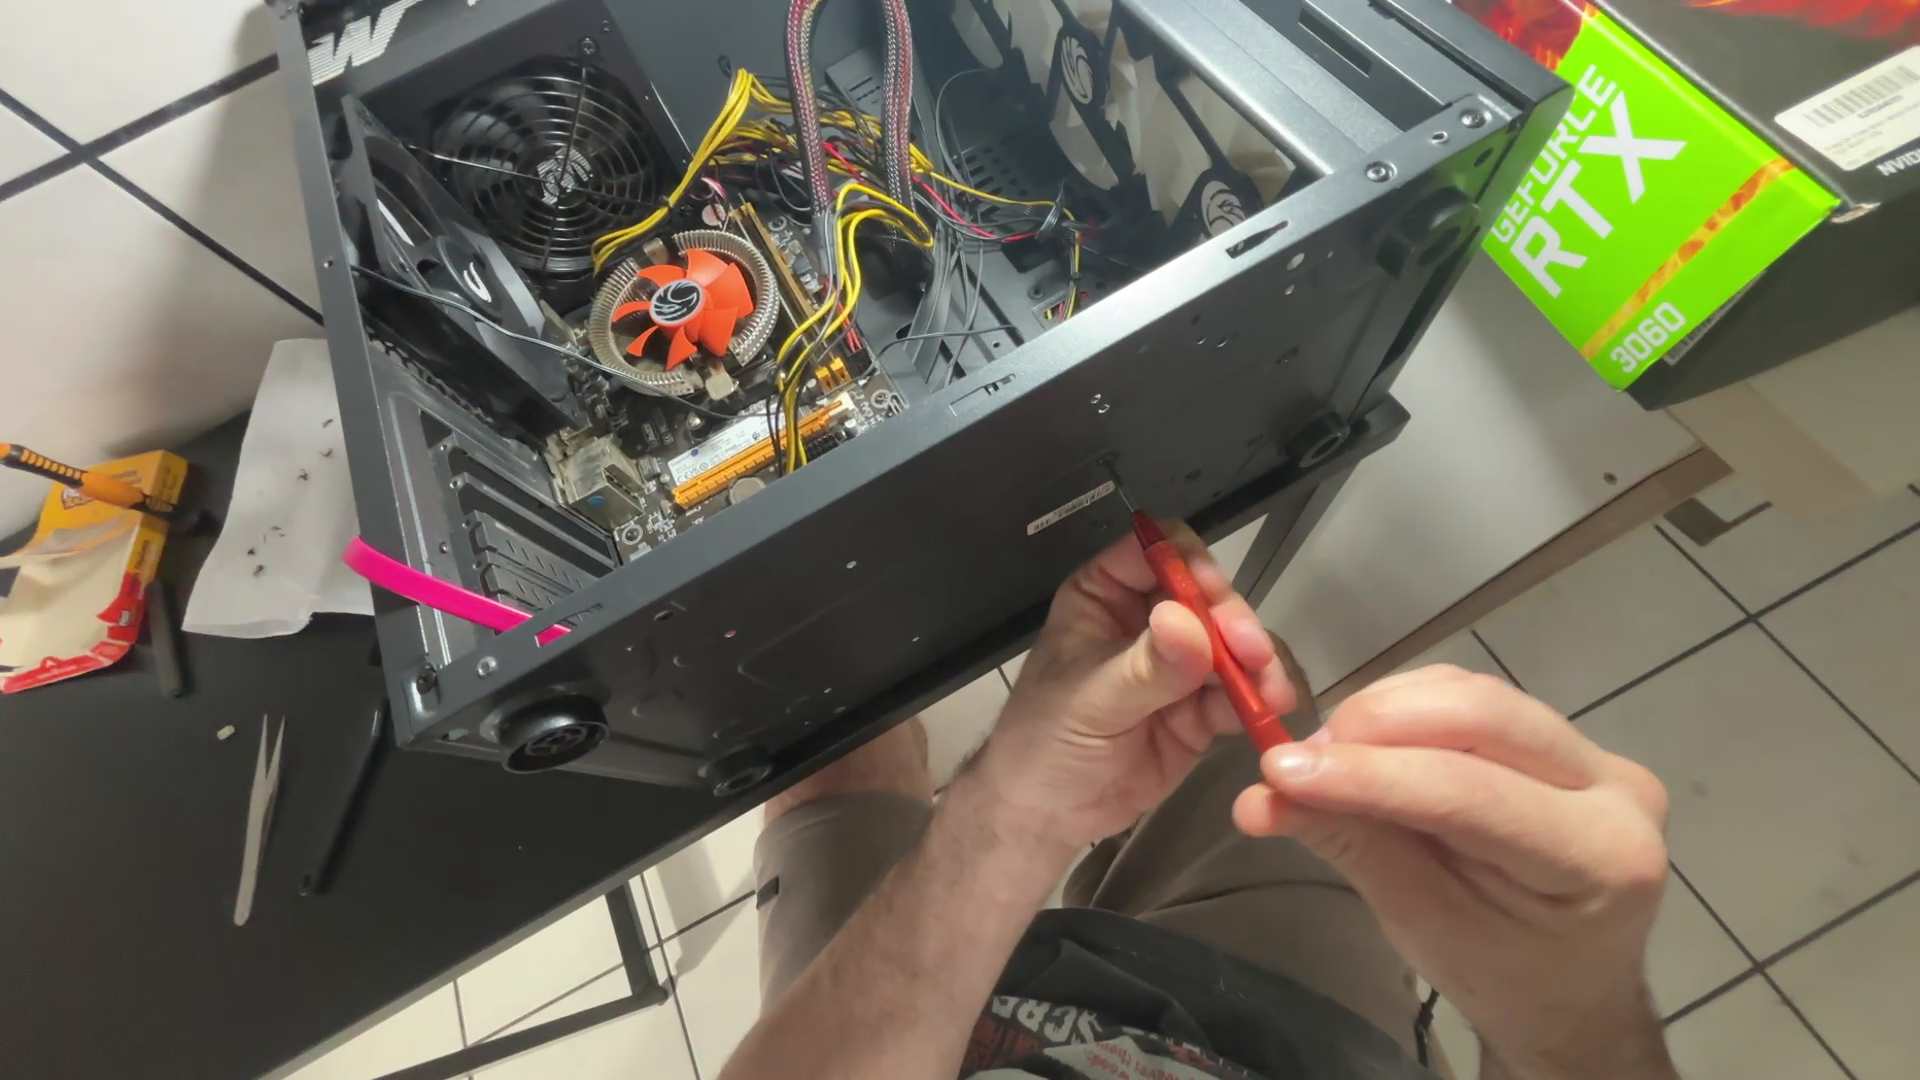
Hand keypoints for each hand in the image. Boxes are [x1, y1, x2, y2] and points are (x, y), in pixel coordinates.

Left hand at [965, 522, 1297, 858]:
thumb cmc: (1042, 739)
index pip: (1151, 552)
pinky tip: (1271, 710)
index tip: (1211, 593)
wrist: (1045, 812)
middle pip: (1202, 595)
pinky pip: (1236, 693)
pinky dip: (1257, 699)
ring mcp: (1175, 665)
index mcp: (1102, 596)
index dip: (1186, 562)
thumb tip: (1188, 624)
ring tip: (1271, 689)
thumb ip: (1143, 666)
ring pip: (1228, 643)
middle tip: (1251, 652)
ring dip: (1255, 661)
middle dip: (1231, 619)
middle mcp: (1143, 620)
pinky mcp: (1198, 710)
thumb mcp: (1087, 699)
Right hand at [1233, 666, 1673, 1079]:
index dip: (1366, 774)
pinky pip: (1462, 692)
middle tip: (1303, 757)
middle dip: (1371, 723)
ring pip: (1465, 689)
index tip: (1277, 769)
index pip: (1468, 792)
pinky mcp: (1555, 734)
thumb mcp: (1414, 916)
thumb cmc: (1494, 968)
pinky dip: (1396, 705)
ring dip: (1377, 709)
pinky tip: (1364, 741)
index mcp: (1599, 859)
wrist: (1564, 984)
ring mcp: (1591, 751)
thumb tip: (1255, 801)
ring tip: (1327, 754)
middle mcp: (1615, 787)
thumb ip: (1342, 841)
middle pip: (1479, 711)